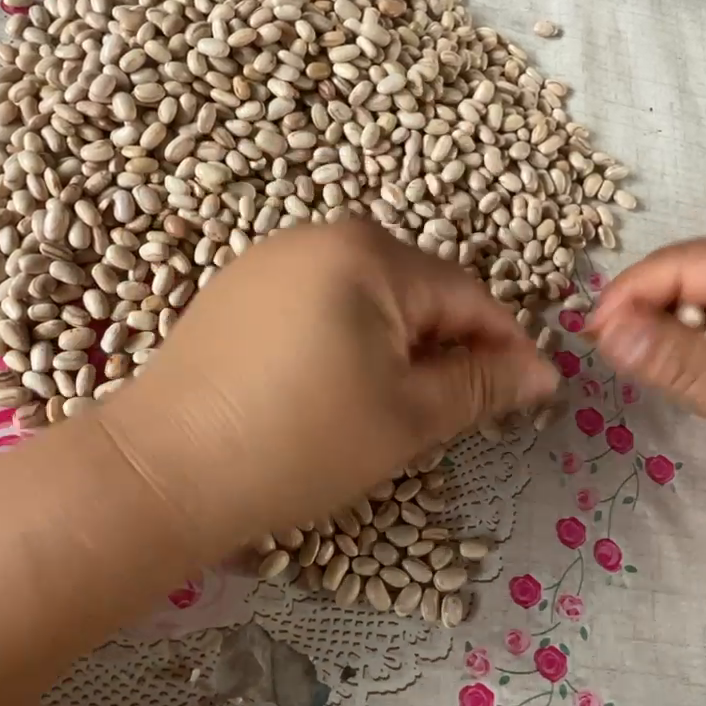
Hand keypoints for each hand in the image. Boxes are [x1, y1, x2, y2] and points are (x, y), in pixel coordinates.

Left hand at [92, 220, 558, 552]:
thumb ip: (481, 385)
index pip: (466, 296)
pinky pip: (320, 306)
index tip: (533, 392)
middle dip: (446, 348)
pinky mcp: (238, 289)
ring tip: (392, 409)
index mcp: (369, 253)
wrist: (163, 469)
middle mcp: (319, 236)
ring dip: (397, 348)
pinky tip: (333, 391)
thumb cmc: (299, 442)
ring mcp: (271, 258)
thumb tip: (542, 371)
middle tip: (455, 413)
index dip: (505, 346)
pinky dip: (347, 343)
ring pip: (367, 300)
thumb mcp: (406, 417)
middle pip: (415, 292)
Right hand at [585, 239, 705, 511]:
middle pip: (683, 276)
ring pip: (690, 298)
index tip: (590, 337)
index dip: (630, 294)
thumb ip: (675, 361)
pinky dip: (684, 344)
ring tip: (648, 372)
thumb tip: (602, 328)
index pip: (683, 264)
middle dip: (643, 312)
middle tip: (612, 359)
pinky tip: (683, 373)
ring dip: (662, 331)